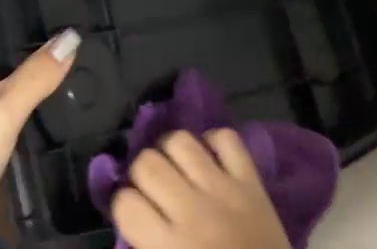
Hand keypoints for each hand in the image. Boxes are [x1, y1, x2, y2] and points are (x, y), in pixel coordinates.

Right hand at [113, 129, 290, 248]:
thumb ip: (145, 246)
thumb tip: (130, 212)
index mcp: (171, 247)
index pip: (126, 202)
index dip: (123, 205)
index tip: (132, 212)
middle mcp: (195, 212)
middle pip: (148, 163)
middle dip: (141, 174)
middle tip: (152, 190)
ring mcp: (226, 192)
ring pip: (180, 141)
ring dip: (170, 153)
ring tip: (175, 169)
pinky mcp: (252, 182)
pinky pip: (226, 139)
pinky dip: (213, 143)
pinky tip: (208, 161)